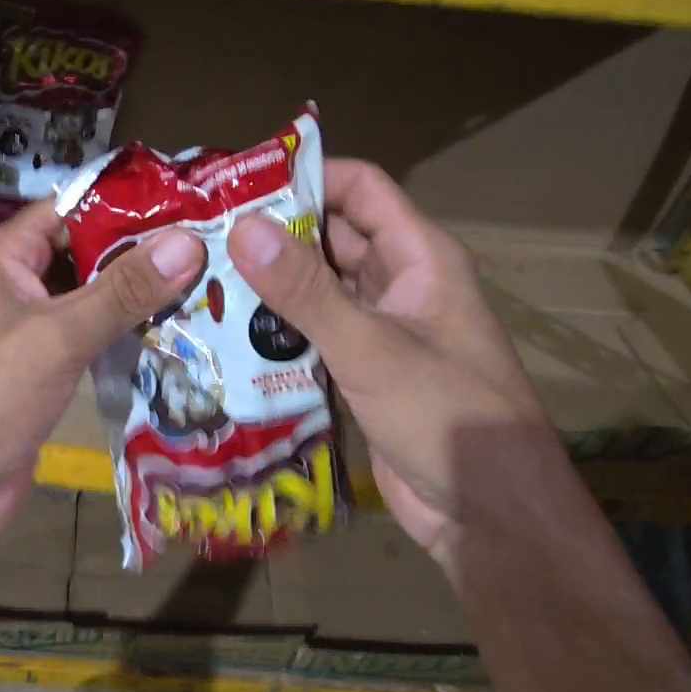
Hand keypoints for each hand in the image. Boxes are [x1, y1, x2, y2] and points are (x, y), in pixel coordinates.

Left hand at [0, 200, 205, 538]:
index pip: (71, 209)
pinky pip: (86, 337)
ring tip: (209, 286)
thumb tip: (189, 241)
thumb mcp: (57, 337)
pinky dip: (122, 334)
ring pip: (89, 298)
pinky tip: (174, 333)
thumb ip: (123, 290)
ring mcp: (25, 327)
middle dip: (141, 255)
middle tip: (213, 250)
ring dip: (137, 298)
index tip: (191, 205)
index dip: (128, 206)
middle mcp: (11, 282)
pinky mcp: (39, 367)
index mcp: (1, 256)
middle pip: (84, 252)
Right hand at [229, 158, 558, 561]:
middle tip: (203, 236)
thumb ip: (305, 291)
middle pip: (330, 237)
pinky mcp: (360, 369)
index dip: (305, 177)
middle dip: (273, 234)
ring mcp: (379, 328)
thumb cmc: (445, 416)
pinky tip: (226, 334)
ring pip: (317, 289)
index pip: (360, 189)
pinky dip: (276, 331)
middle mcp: (398, 283)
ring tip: (202, 279)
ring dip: (269, 286)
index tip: (238, 184)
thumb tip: (242, 229)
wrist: (488, 514)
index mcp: (419, 257)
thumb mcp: (370, 347)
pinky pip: (312, 334)